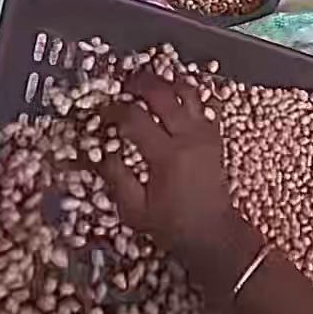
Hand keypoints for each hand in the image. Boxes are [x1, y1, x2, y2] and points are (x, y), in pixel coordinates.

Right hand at [98, 74, 260, 285]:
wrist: (213, 232)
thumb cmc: (171, 225)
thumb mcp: (134, 209)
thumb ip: (115, 176)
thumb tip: (97, 151)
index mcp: (166, 155)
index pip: (134, 118)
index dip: (113, 111)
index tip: (101, 112)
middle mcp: (188, 137)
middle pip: (162, 94)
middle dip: (139, 84)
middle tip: (122, 83)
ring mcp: (205, 133)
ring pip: (188, 92)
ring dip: (166, 82)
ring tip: (148, 80)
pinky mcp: (214, 135)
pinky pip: (204, 104)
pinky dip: (188, 94)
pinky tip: (175, 93)